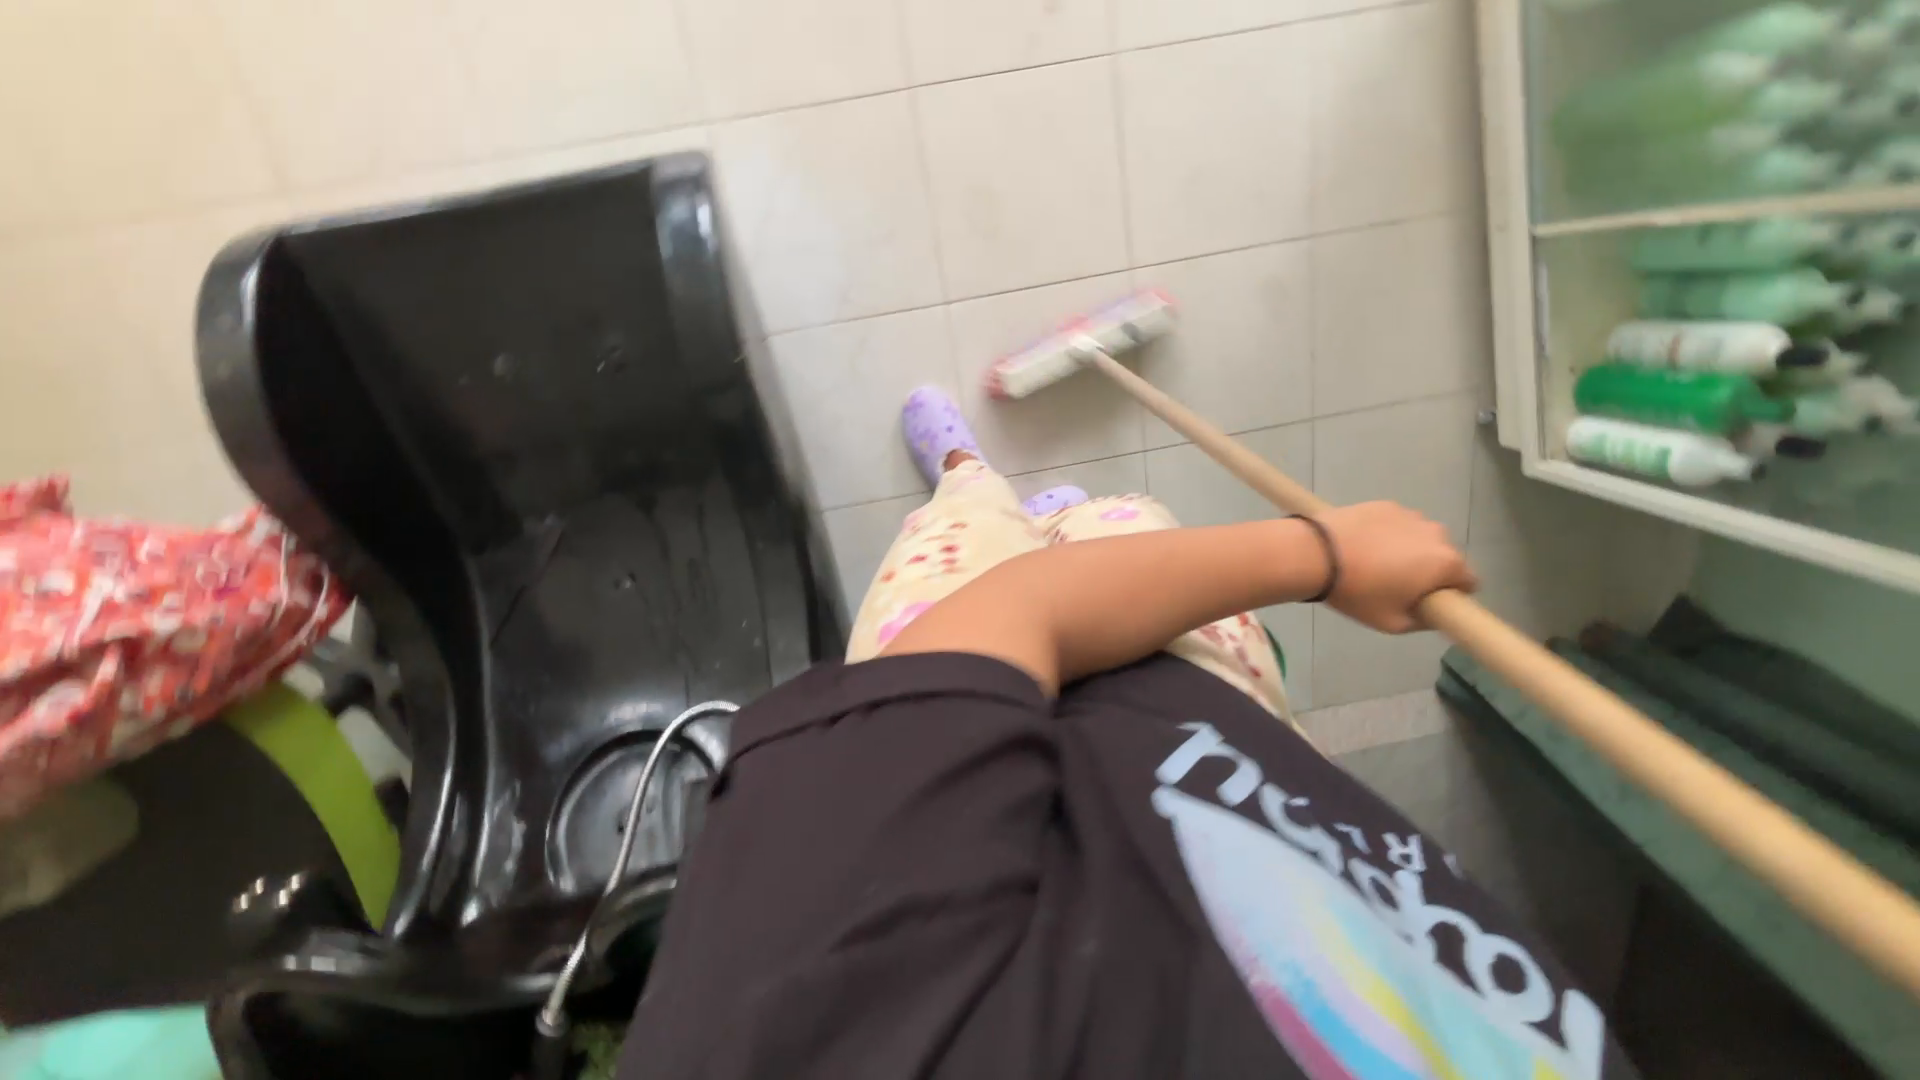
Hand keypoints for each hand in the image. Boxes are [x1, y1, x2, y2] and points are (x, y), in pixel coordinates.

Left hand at [1310, 502, 1475, 632]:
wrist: (1315, 553)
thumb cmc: (1358, 592)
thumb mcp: (1393, 622)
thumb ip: (1424, 621)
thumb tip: (1433, 613)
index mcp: (1447, 563)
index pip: (1469, 582)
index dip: (1451, 595)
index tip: (1426, 601)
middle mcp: (1437, 533)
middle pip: (1445, 557)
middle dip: (1429, 571)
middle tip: (1395, 583)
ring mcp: (1411, 514)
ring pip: (1421, 538)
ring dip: (1409, 549)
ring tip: (1374, 562)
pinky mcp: (1385, 504)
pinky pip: (1398, 524)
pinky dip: (1388, 533)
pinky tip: (1363, 544)